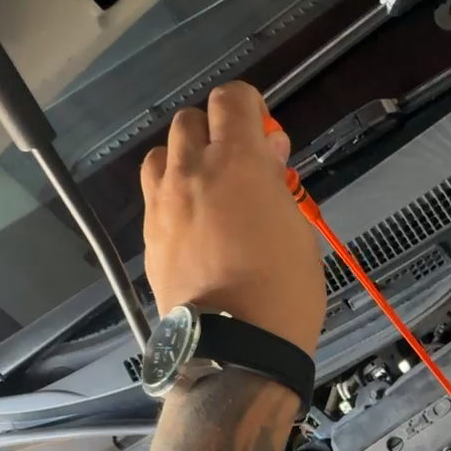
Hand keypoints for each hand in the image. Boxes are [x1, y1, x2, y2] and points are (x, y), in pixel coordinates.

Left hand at [140, 82, 323, 355]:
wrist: (239, 350)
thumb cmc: (285, 295)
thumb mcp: (301, 236)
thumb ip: (279, 188)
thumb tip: (268, 158)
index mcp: (238, 164)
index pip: (233, 100)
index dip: (251, 108)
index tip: (265, 134)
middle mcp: (192, 173)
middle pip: (191, 120)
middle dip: (217, 133)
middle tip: (241, 166)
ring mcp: (164, 205)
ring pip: (163, 154)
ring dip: (186, 160)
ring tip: (209, 192)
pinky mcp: (150, 237)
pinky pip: (155, 197)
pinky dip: (174, 197)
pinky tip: (195, 226)